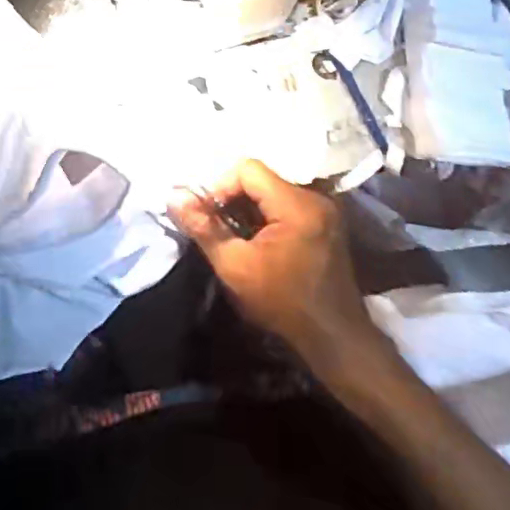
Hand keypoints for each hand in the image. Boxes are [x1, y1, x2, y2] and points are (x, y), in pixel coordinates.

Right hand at [171, 159, 380, 365]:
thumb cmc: (283, 303)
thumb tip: (174, 196)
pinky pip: (287, 203)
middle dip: (233, 198)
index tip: (211, 217)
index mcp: (297, 204)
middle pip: (261, 178)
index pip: (248, 169)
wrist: (335, 339)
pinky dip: (266, 215)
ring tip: (236, 235)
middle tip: (219, 227)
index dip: (221, 188)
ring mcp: (325, 211)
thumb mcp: (234, 266)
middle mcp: (316, 199)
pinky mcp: (326, 223)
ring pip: (272, 190)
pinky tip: (258, 241)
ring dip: (248, 207)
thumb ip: (203, 227)